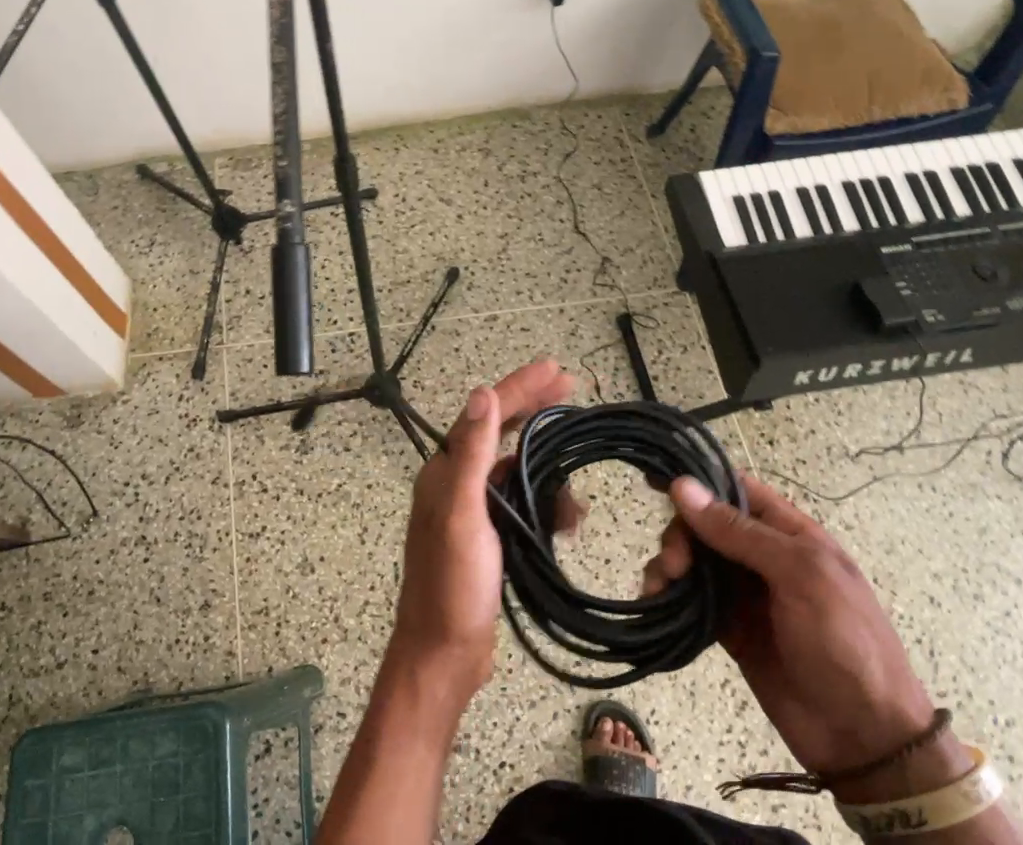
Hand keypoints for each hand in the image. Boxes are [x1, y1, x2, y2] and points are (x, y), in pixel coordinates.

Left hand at [389, 357, 574, 696]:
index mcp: (445, 473)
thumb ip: (470, 455)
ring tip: (579, 494)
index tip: (555, 368)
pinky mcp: (489, 540)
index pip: (484, 414)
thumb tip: (481, 394)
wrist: (443, 655)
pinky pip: (523, 506)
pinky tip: (570, 521)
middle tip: (572, 390)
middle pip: (499, 433)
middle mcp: (455, 486)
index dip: (519, 388)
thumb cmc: (452, 587)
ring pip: (516, 471)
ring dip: (548, 471)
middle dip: (534, 410)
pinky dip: (547, 505)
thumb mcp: (461, 515)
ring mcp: (473, 514)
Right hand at [641, 473, 933, 776]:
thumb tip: (682, 486)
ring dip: (668, 565)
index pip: (737, 489)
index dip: (696, 480)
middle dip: (681, 535)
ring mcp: (745, 595)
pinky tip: (655, 604)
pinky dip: (668, 598)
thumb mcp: (800, 575)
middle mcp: (764, 557)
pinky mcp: (729, 630)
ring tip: (660, 589)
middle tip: (673, 564)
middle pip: (706, 526)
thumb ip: (740, 531)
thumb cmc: (845, 642)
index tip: (651, 478)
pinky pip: (690, 601)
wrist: (863, 735)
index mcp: (791, 534)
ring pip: (693, 562)